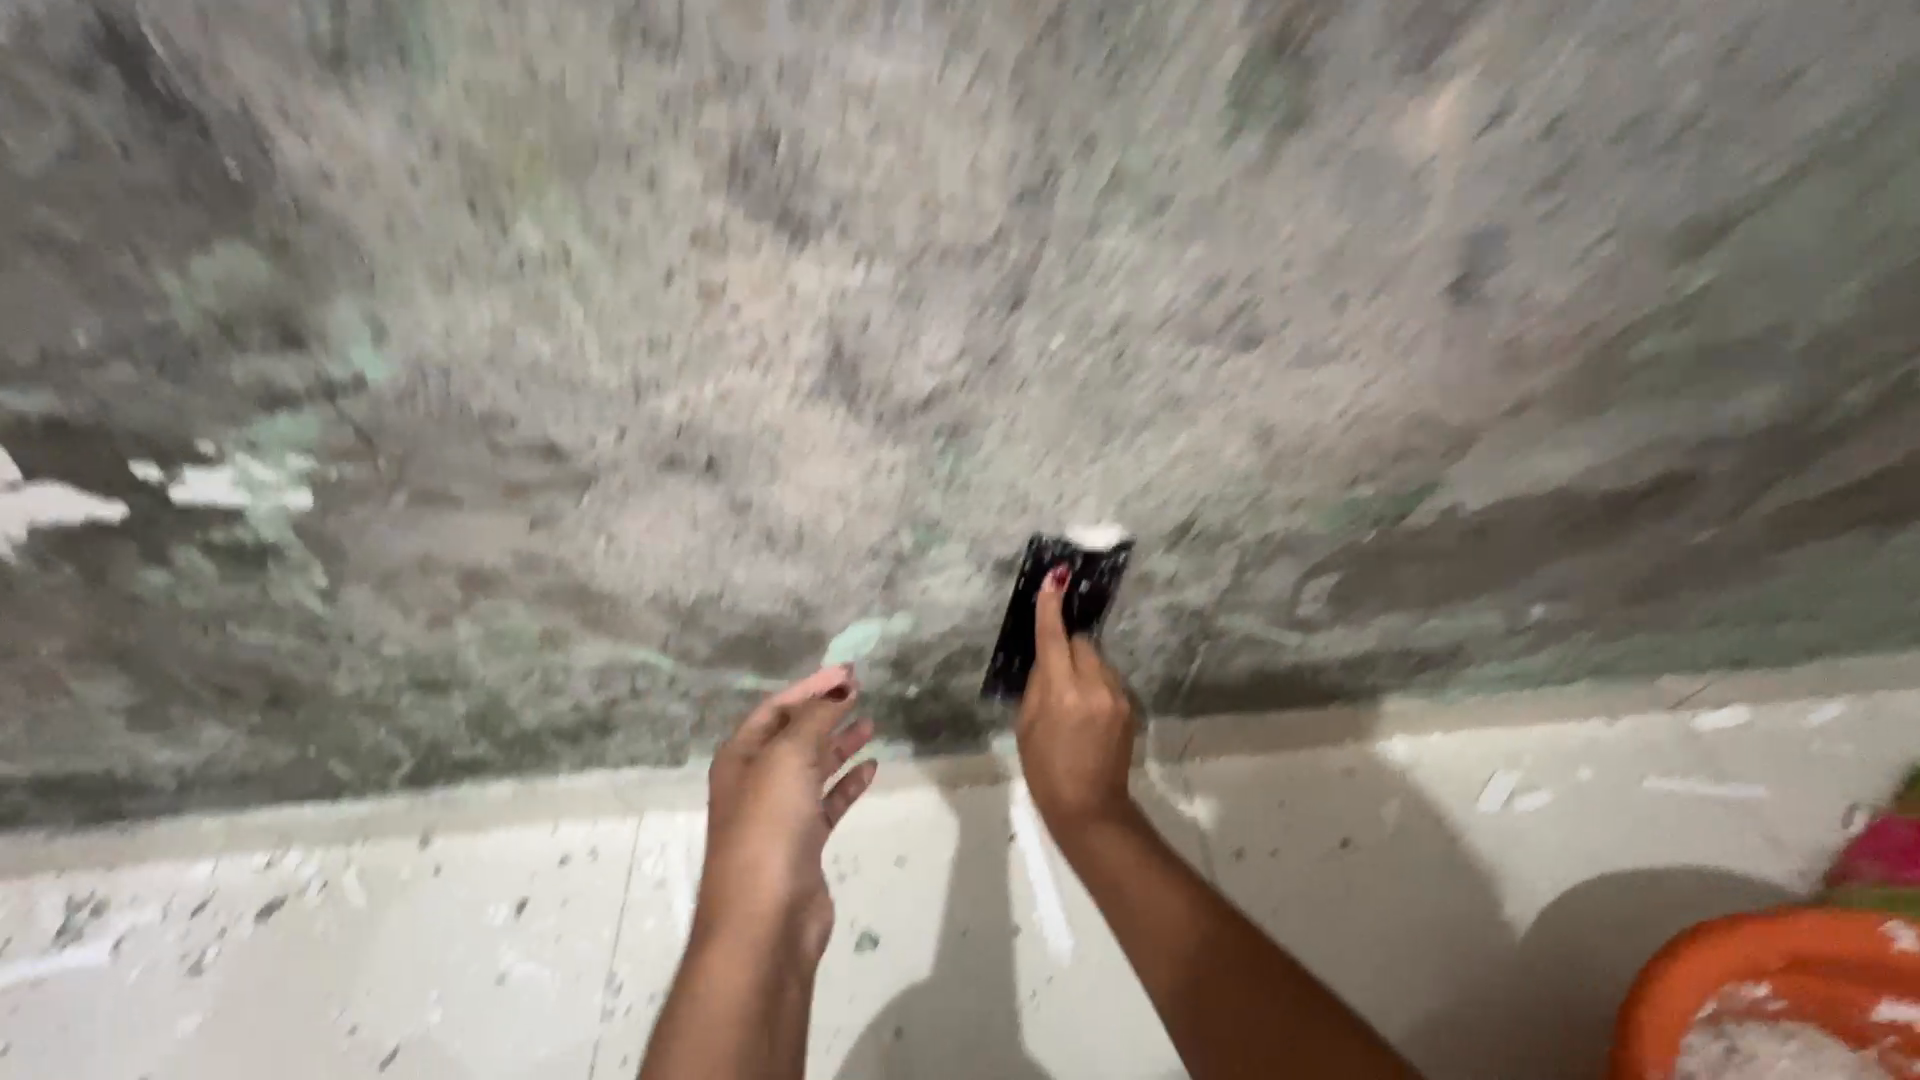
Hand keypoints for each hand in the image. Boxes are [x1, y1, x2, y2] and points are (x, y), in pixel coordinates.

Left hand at [695, 666, 878, 968]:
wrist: (765, 919)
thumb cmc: (768, 827)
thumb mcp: (788, 758)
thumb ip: (815, 719)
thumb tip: (840, 688)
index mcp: (740, 757)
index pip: (776, 708)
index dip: (811, 688)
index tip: (849, 673)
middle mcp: (756, 781)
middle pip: (794, 735)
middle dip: (826, 712)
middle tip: (862, 692)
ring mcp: (780, 814)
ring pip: (814, 768)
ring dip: (840, 745)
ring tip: (871, 724)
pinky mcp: (804, 843)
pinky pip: (829, 802)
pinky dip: (849, 784)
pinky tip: (871, 769)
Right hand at [1016, 564, 1137, 834]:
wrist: (1090, 807)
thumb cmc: (1045, 770)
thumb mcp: (1026, 726)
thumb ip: (1038, 686)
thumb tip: (1047, 660)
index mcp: (1062, 692)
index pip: (1053, 638)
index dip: (1051, 607)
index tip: (1054, 578)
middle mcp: (1094, 686)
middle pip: (1081, 642)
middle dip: (1066, 646)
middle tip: (1053, 671)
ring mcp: (1117, 696)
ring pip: (1097, 659)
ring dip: (1082, 665)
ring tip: (1070, 698)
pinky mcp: (1130, 707)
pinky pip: (1108, 679)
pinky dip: (1094, 684)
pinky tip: (1086, 711)